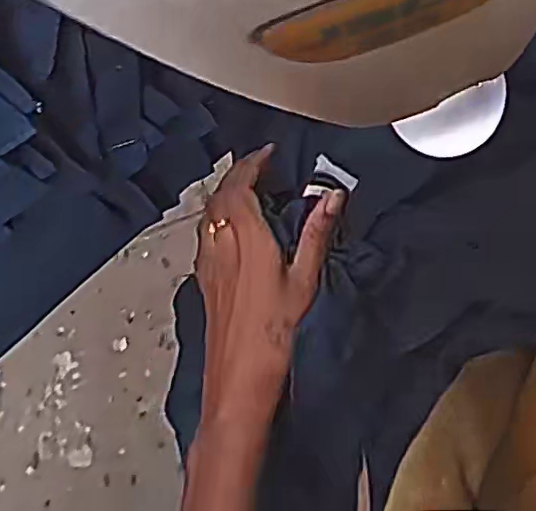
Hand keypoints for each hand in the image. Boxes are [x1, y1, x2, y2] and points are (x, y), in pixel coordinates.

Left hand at [195, 145, 343, 419]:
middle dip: (239, 173)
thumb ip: (316, 232)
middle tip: (260, 165)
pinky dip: (219, 215)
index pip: (240, 184)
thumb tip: (331, 197)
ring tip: (247, 187)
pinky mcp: (204, 279)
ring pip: (209, 212)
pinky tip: (232, 227)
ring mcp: (208, 262)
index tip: (268, 153)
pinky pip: (206, 232)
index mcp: (245, 237)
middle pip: (220, 193)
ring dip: (226, 192)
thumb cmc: (271, 334)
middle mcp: (220, 244)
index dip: (252, 162)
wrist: (238, 381)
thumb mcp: (304, 278)